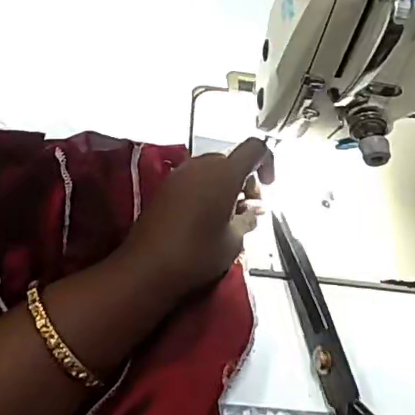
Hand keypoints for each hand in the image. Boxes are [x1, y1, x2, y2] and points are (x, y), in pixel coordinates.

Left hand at [119, 139, 272, 299]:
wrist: (147, 266)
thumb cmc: (197, 253)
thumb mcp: (234, 240)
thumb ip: (248, 218)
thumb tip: (253, 209)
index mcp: (224, 173)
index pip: (254, 148)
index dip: (267, 162)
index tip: (267, 187)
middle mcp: (201, 165)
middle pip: (232, 160)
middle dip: (245, 180)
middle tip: (246, 210)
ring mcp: (180, 173)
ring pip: (212, 169)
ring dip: (225, 185)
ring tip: (226, 218)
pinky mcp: (165, 186)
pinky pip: (194, 178)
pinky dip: (206, 190)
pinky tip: (205, 218)